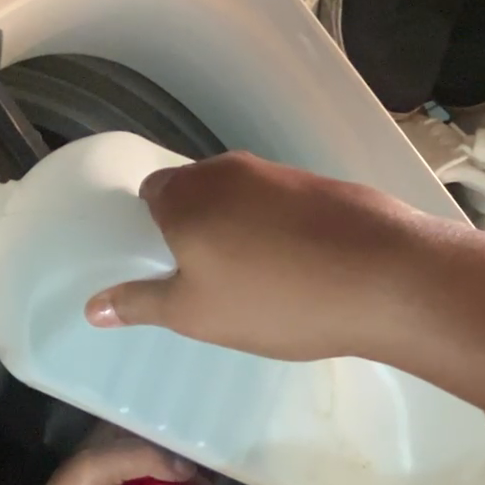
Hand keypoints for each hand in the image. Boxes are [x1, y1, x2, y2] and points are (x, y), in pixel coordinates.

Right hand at [82, 153, 484, 442]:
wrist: (393, 280)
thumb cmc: (275, 299)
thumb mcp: (195, 314)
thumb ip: (139, 303)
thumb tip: (91, 307)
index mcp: (186, 195)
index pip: (149, 192)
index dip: (152, 226)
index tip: (166, 262)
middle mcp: (228, 170)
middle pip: (195, 189)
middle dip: (193, 224)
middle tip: (206, 274)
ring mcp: (281, 173)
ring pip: (241, 195)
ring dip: (238, 225)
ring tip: (257, 275)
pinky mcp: (326, 184)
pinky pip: (282, 202)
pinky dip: (279, 226)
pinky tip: (302, 266)